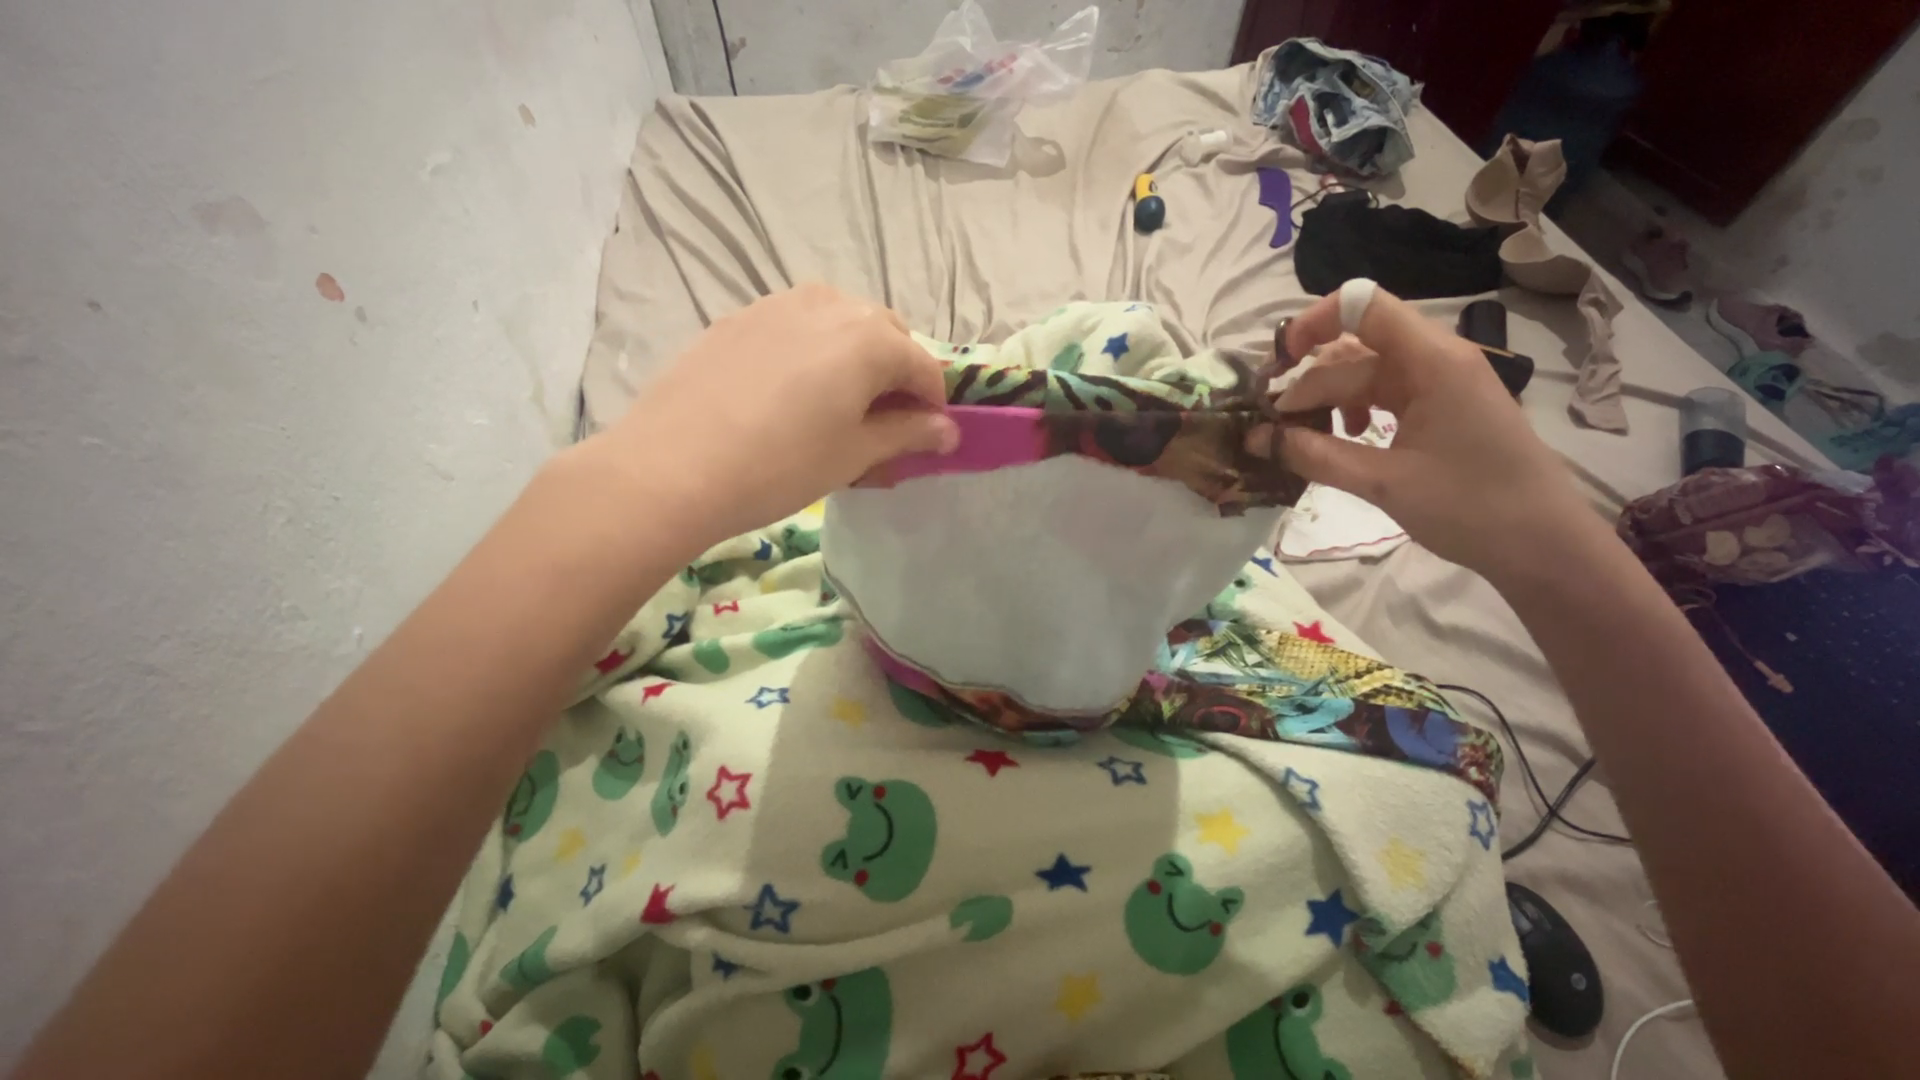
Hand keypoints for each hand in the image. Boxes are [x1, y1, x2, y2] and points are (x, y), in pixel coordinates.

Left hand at [597, 284, 957, 544]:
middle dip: (895, 375)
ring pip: (838, 324)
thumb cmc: (781, 465)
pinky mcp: (740, 317)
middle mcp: (831, 304)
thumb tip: (947, 430)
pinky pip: (796, 328)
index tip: (927, 440)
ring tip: (836, 407)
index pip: (923, 367)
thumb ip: (906, 435)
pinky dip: (811, 354)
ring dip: (853, 358)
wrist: (672, 466)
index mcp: (870, 337)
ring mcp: (780, 304)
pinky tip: (789, 395)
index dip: (933, 406)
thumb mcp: (853, 455)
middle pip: (884, 335)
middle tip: (882, 425)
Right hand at [1248, 285, 1600, 575]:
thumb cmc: (1469, 506)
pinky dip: (1354, 411)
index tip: (1276, 365)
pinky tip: (1343, 440)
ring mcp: (1443, 383)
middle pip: (1355, 347)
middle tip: (1271, 423)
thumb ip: (1313, 454)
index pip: (1361, 305)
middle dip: (1309, 379)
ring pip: (1367, 373)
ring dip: (1329, 399)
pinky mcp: (1444, 408)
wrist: (1544, 545)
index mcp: (1431, 360)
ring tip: (1302, 437)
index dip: (1311, 323)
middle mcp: (1437, 359)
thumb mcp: (1383, 481)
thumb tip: (1255, 438)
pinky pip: (1387, 394)